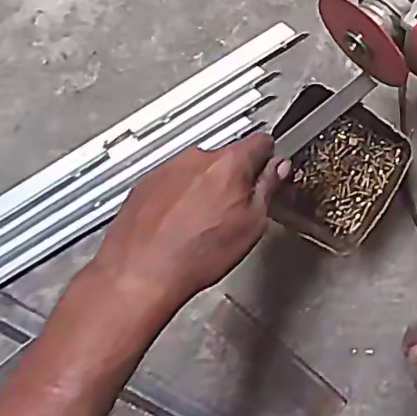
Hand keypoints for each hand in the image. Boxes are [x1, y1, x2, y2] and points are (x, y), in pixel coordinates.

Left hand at [75, 135, 284, 306]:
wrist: (139, 274)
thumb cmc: (193, 255)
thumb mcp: (252, 225)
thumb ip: (268, 189)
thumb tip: (276, 171)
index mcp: (229, 163)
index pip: (260, 141)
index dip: (269, 158)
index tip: (269, 172)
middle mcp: (197, 158)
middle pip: (227, 157)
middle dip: (234, 179)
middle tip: (236, 210)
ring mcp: (168, 170)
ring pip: (198, 171)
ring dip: (205, 189)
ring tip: (204, 224)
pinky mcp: (146, 185)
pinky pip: (172, 183)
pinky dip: (179, 199)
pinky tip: (180, 226)